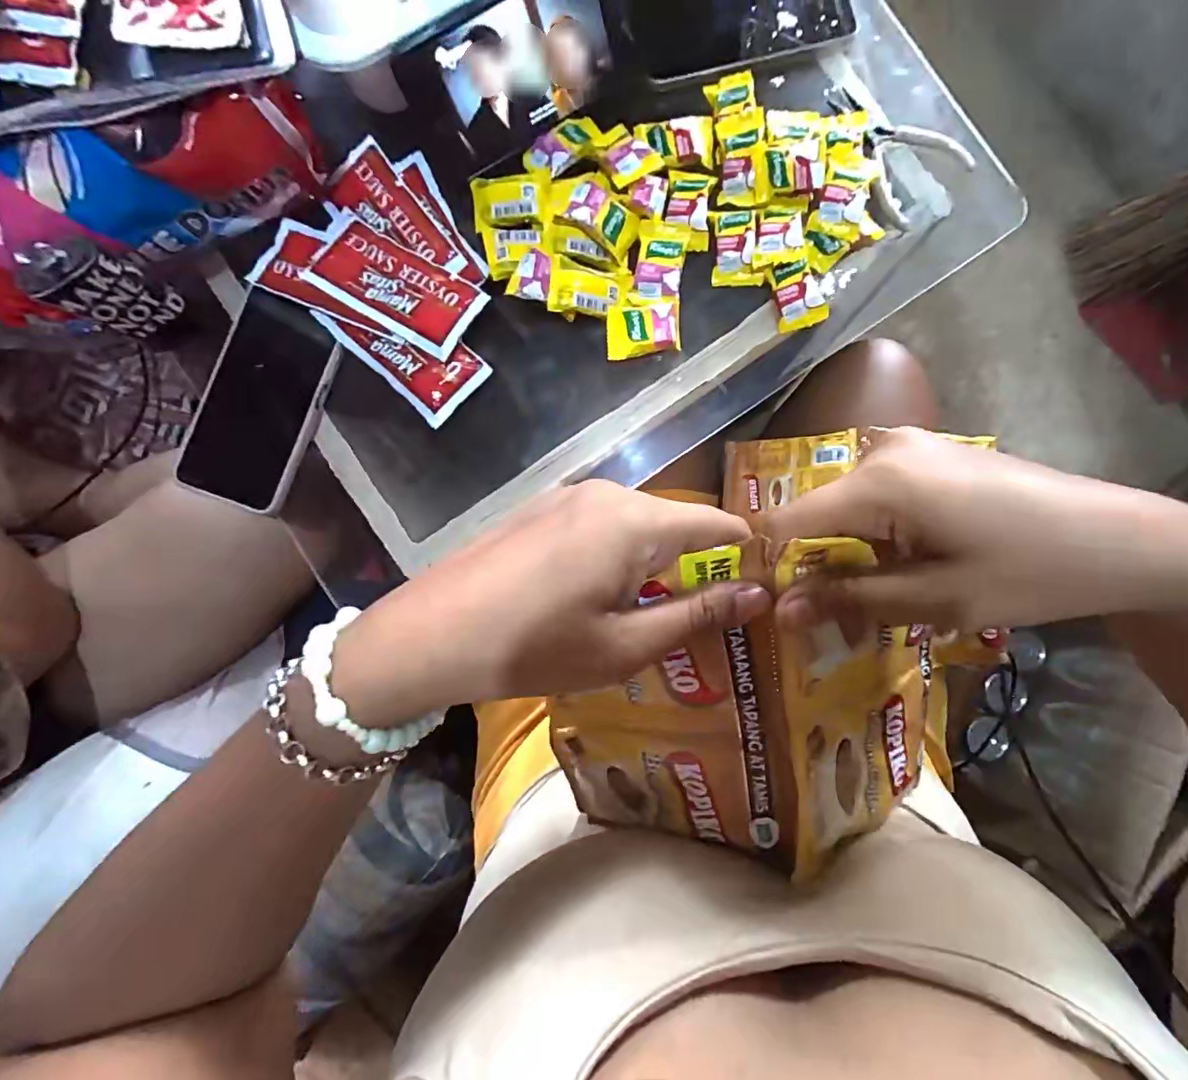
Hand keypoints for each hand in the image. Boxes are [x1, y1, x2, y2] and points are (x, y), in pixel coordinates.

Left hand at [331, 480, 771, 725]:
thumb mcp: (625, 645)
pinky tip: (597, 597)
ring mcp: (571, 496)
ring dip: (657, 565)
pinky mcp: (544, 507)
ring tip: (648, 616)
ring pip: (642, 525)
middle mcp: (609, 493)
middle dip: (699, 567)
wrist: (427, 636)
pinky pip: (604, 525)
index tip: (759, 595)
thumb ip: (697, 614)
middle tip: (701, 622)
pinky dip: (620, 556)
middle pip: (680, 524)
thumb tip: (760, 594)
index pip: (720, 525)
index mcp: (636, 521)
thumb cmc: (534, 648)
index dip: (747, 558)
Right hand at [762, 427, 1187, 631]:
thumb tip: (780, 611)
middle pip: (816, 514)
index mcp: (877, 482)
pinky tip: (911, 566)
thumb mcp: (935, 599)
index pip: (786, 523)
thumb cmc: (1029, 573)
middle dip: (818, 568)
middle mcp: (882, 449)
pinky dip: (878, 535)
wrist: (1118, 538)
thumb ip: (850, 600)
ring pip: (847, 507)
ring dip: (851, 555)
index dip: (773, 568)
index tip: (780, 613)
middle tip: (840, 623)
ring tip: (883, 601)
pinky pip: (878, 495)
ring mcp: (910, 446)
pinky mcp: (931, 454)